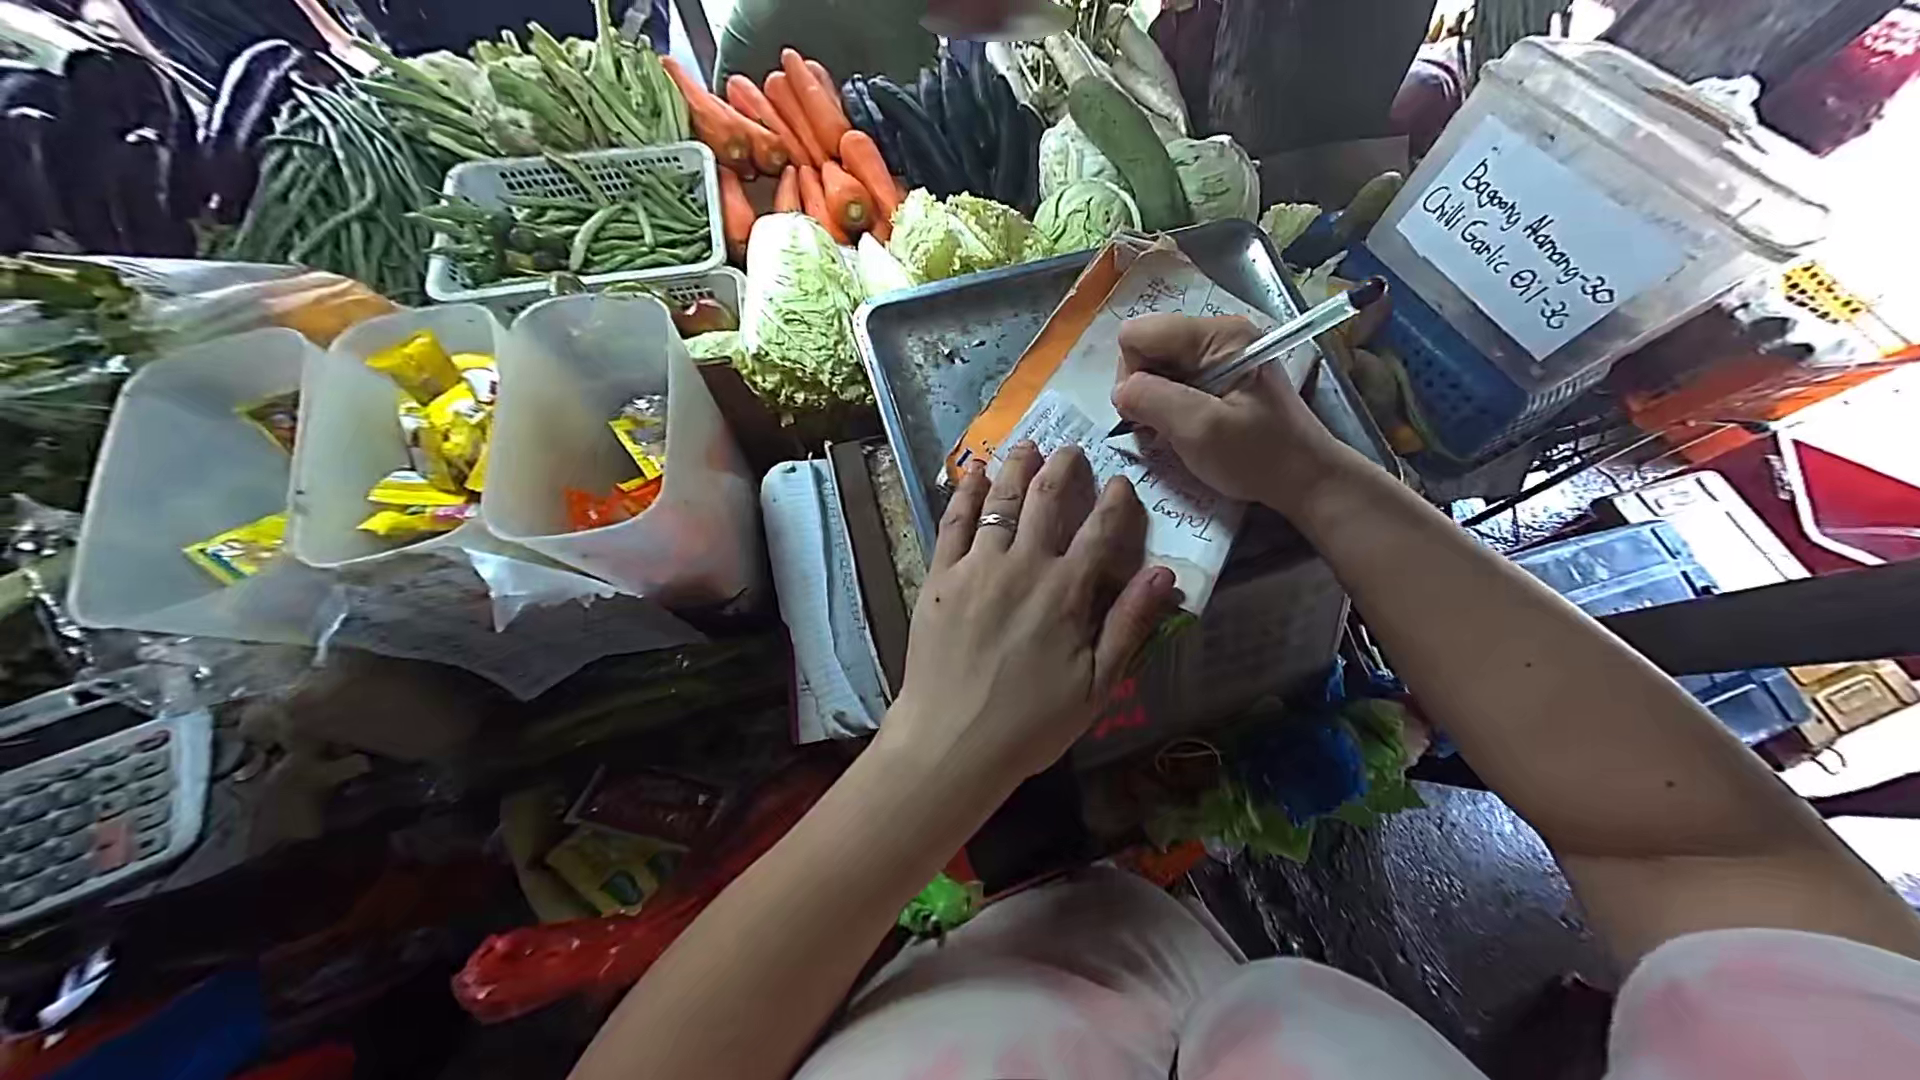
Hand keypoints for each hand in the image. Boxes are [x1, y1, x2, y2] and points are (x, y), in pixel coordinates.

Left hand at [880, 443, 1178, 787]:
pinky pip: (954, 522)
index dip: (1114, 502)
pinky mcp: (940, 576)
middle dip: (1064, 469)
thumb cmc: (1031, 723)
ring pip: (1001, 501)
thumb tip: (1165, 573)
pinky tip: (975, 472)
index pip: (1100, 531)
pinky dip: (967, 492)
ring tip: (1028, 446)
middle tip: (1071, 450)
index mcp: (1066, 592)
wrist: (952, 740)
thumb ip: (1129, 624)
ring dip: (1018, 468)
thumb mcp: (1097, 685)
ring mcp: (977, 566)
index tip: (1120, 482)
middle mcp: (1023, 566)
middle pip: (1047, 501)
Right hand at [1111, 314, 1352, 513]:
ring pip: (1153, 366)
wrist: (1303, 478)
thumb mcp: (1200, 430)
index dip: (1132, 375)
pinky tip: (1184, 427)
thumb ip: (1153, 400)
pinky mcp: (1216, 375)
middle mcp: (1216, 334)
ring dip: (1153, 401)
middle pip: (1144, 347)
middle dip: (1142, 388)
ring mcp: (1216, 354)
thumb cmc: (1256, 455)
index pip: (1138, 334)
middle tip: (1163, 425)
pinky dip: (1166, 406)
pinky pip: (1170, 380)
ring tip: (1177, 429)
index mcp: (1217, 335)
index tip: (1150, 413)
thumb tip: (1120, 392)